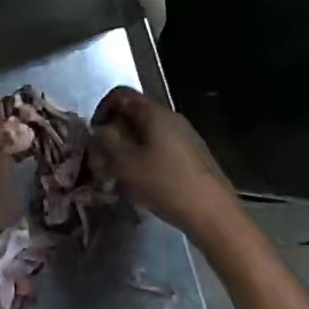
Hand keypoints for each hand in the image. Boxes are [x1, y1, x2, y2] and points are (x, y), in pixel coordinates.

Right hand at [90, 87, 236, 239]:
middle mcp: (171, 117)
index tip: (95, 133)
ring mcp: (185, 136)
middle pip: (135, 113)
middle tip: (104, 156)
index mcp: (154, 112)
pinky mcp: (193, 155)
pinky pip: (162, 147)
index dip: (102, 108)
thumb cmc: (166, 183)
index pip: (122, 94)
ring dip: (130, 147)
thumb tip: (100, 130)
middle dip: (115, 131)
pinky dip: (146, 157)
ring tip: (120, 173)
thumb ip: (107, 142)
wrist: (213, 213)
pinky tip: (144, 183)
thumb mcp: (126, 164)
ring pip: (148, 132)